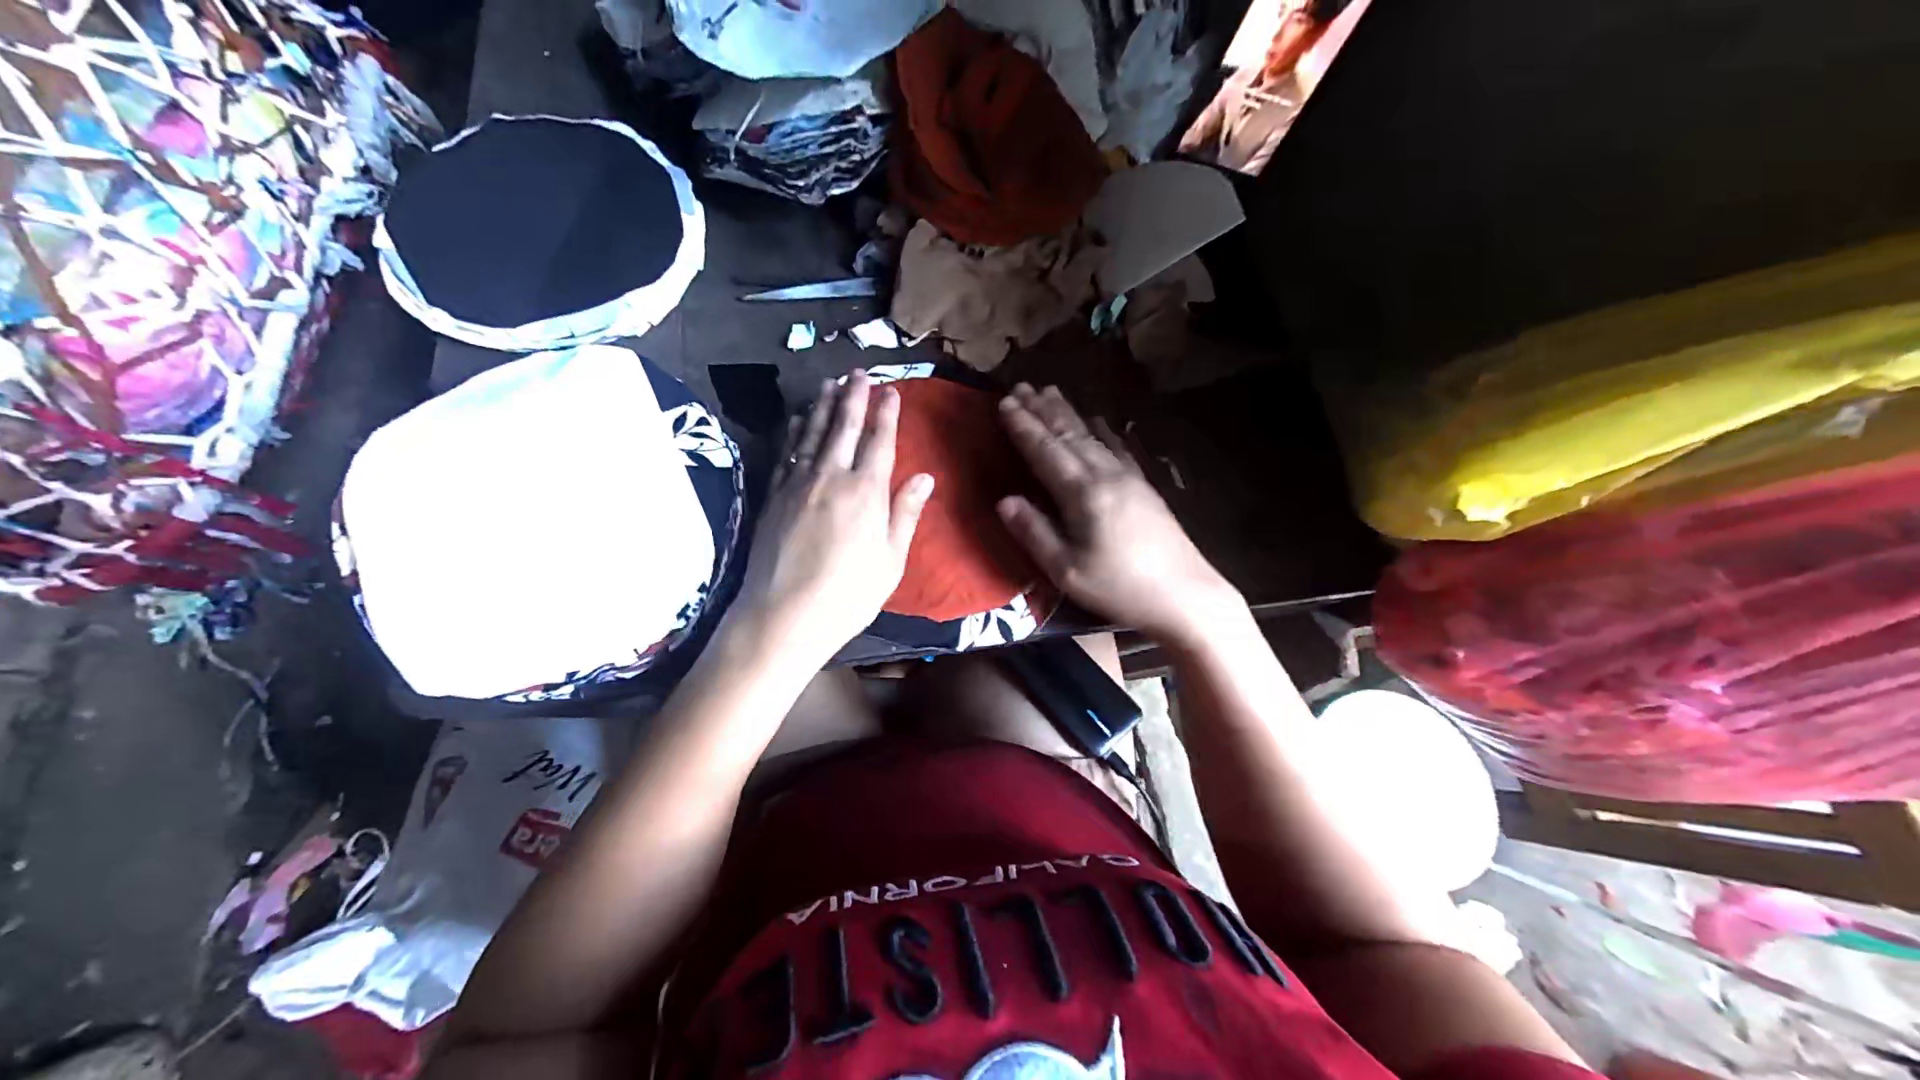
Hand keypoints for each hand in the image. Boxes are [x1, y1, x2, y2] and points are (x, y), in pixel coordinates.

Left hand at [727, 371, 934, 666]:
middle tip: (858, 373)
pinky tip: (798, 422)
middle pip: (843, 427)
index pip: (879, 441)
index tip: (890, 390)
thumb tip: (925, 477)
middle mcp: (831, 477)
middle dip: (853, 397)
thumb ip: (905, 514)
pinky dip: (795, 433)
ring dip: (822, 406)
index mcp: (866, 491)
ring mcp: (798, 484)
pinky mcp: (774, 496)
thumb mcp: (891, 560)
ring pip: (811, 433)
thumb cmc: (849, 594)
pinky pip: (787, 453)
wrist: (784, 614)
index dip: (886, 413)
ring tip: (829, 384)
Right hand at [996, 384, 1241, 646]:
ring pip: (1092, 436)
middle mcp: (1105, 475)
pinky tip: (1097, 421)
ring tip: (1049, 391)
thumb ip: (1035, 533)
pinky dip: (1101, 430)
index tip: (1004, 403)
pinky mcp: (1144, 487)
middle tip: (1021, 385)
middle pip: (1069, 434)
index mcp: (1082, 494)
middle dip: (1042, 410)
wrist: (1185, 596)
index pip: (1045, 451)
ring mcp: (1129, 478)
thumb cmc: (1120, 588)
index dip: (1023, 427)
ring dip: (1068, 413)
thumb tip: (1003, 500)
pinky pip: (1117, 447)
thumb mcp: (1066, 571)